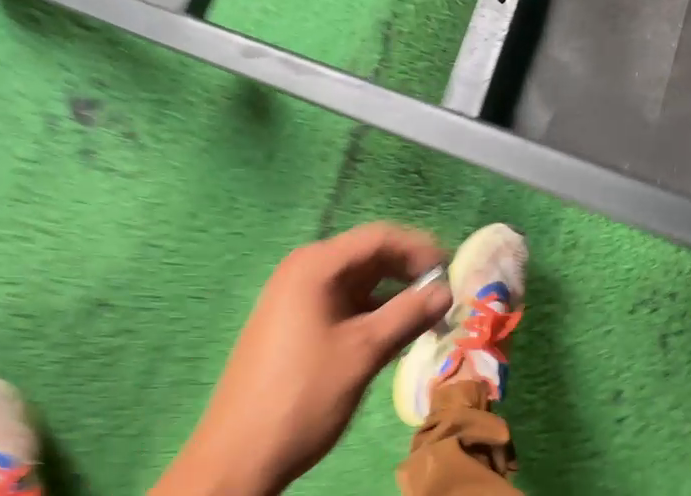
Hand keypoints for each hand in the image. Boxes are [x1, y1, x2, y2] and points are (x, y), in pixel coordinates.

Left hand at [154, 223, 452, 495]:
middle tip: (444, 297)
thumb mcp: (363, 352)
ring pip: (357, 283)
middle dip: (408, 273)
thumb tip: (446, 291)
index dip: (419, 249)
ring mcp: (295, 297)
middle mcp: (304, 270)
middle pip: (368, 257)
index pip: (378, 237)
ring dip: (392, 296)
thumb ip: (408, 315)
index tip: (452, 271)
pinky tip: (392, 337)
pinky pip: (342, 304)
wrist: (238, 454)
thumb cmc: (303, 395)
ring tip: (425, 320)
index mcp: (315, 265)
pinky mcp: (294, 323)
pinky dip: (371, 314)